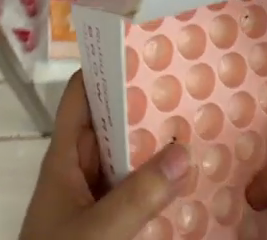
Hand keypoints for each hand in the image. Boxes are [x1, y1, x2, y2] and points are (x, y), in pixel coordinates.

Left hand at [20, 72, 191, 239]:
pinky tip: (194, 184)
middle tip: (192, 86)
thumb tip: (184, 153)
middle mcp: (78, 172)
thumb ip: (138, 196)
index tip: (146, 47)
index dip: (106, 66)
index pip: (81, 95)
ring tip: (203, 126)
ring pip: (127, 162)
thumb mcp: (97, 231)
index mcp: (63, 158)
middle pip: (111, 125)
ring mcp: (93, 201)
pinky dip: (159, 188)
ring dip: (158, 149)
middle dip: (146, 107)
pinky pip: (135, 197)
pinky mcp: (108, 228)